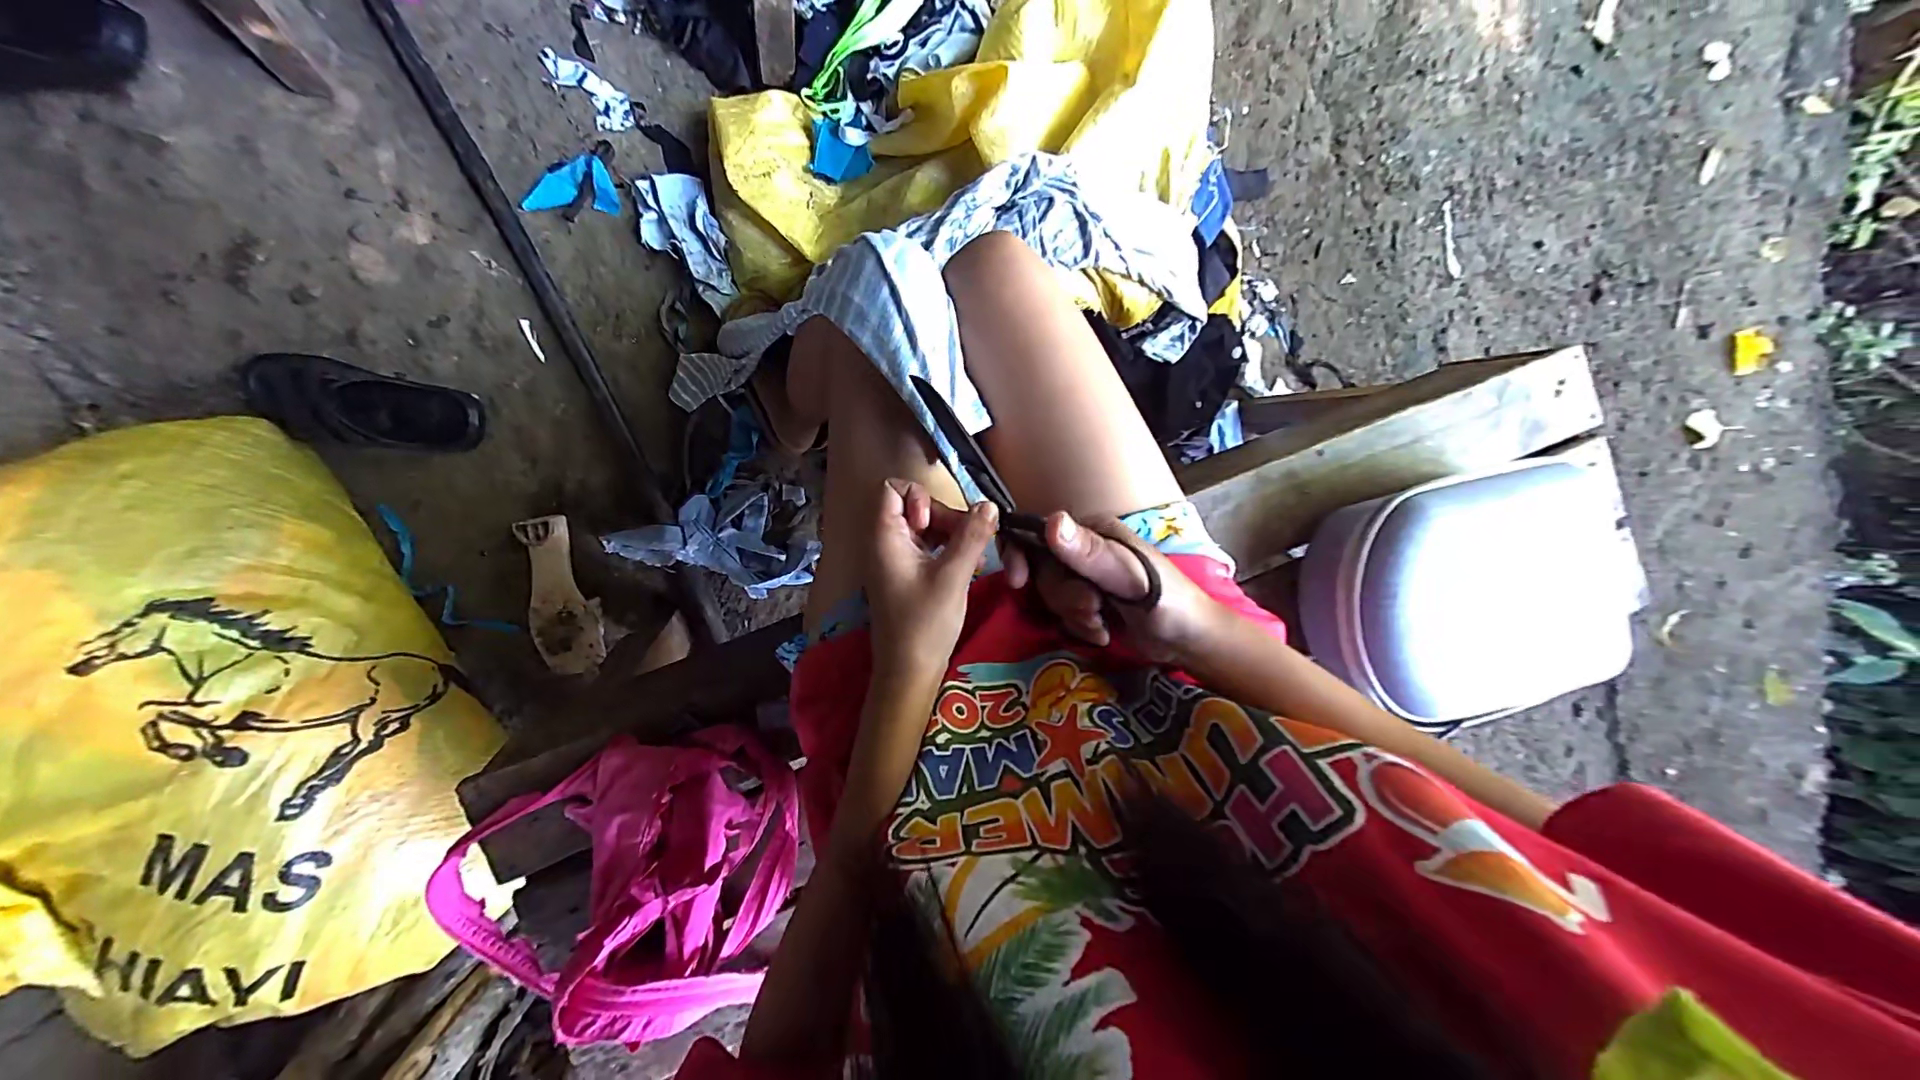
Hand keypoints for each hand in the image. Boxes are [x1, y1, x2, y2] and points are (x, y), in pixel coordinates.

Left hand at [866, 479, 999, 679]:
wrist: (910, 671)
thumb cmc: (924, 623)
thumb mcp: (952, 576)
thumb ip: (971, 537)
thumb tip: (990, 504)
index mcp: (884, 537)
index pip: (891, 488)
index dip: (917, 496)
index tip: (932, 525)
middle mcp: (886, 542)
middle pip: (915, 505)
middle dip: (945, 516)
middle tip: (967, 542)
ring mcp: (898, 558)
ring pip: (927, 526)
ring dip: (952, 533)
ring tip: (973, 557)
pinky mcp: (910, 573)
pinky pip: (930, 545)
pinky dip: (949, 549)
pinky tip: (967, 566)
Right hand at [1003, 512, 1228, 663]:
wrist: (1189, 642)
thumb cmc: (1168, 600)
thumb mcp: (1128, 576)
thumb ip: (1089, 553)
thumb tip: (1051, 522)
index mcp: (1091, 532)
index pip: (1036, 533)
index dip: (1019, 555)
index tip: (1017, 581)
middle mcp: (1082, 552)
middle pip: (1042, 573)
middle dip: (1065, 598)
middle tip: (1095, 609)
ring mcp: (1084, 579)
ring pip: (1051, 597)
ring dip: (1075, 616)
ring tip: (1104, 624)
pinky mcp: (1087, 605)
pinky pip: (1062, 617)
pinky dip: (1080, 628)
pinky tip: (1104, 633)